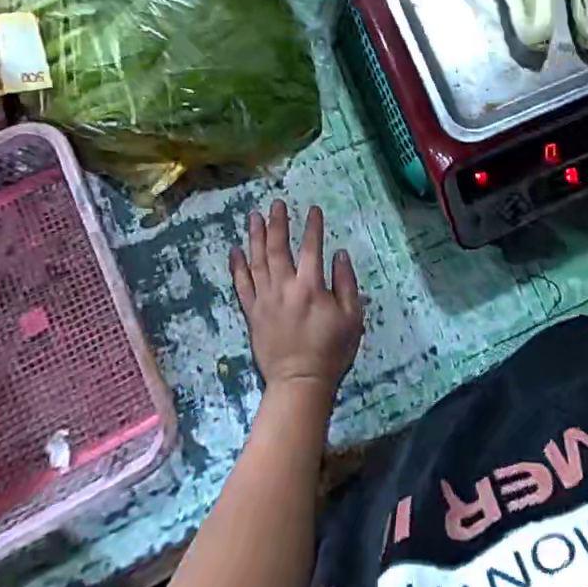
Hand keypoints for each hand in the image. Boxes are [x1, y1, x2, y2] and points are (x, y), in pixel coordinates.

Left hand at [229, 201, 362, 399]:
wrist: (300, 382)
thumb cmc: (331, 350)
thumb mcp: (352, 317)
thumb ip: (346, 283)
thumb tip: (339, 254)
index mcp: (311, 287)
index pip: (311, 248)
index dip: (312, 227)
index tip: (313, 209)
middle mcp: (284, 288)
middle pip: (278, 248)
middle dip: (278, 223)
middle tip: (276, 204)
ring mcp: (264, 300)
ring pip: (257, 261)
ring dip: (255, 237)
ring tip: (254, 216)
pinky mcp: (252, 313)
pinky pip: (241, 285)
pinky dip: (237, 267)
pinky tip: (235, 251)